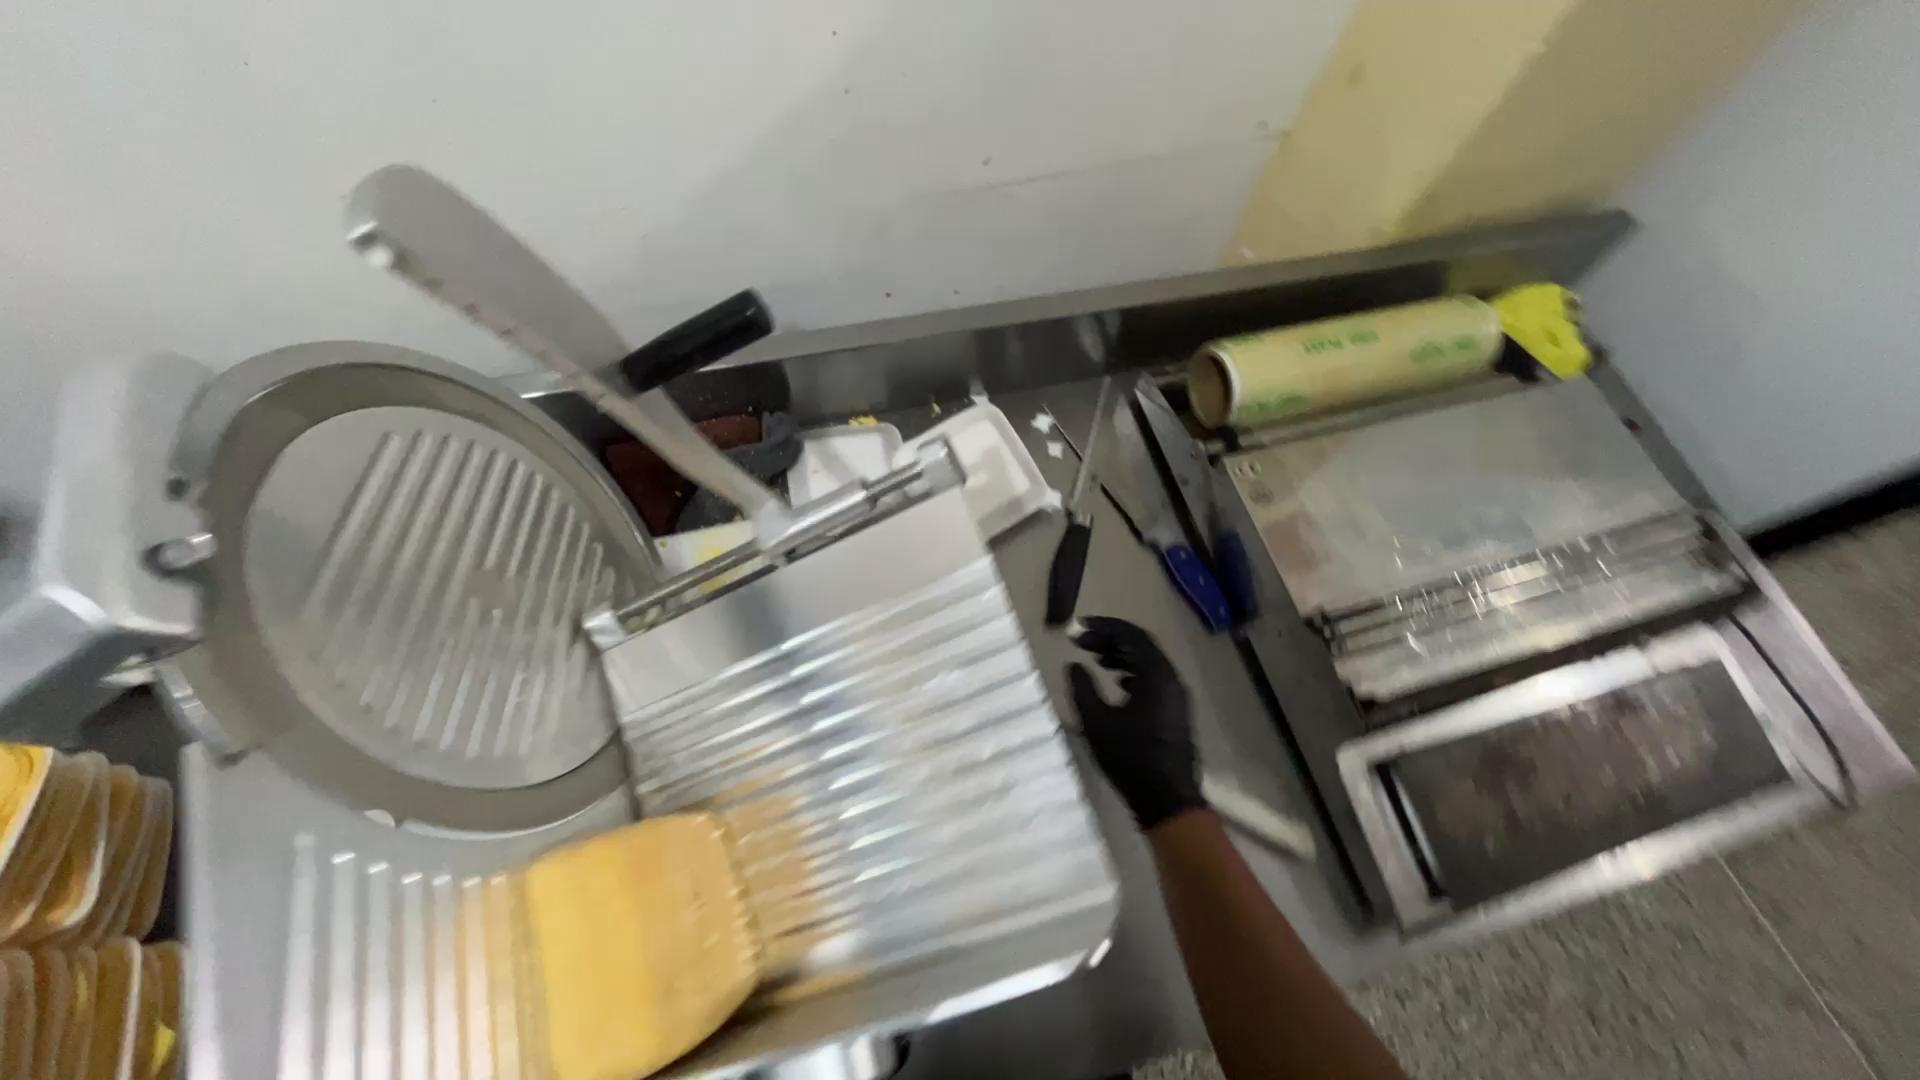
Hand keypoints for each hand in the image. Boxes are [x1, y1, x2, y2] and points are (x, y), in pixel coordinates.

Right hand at [1066, 616, 1201, 830]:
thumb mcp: (1096, 721)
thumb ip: (1082, 687)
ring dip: (1122, 656)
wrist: (1166, 799)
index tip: (1080, 627)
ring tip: (1095, 659)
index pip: (1132, 635)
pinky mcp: (1175, 712)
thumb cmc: (1129, 757)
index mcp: (1156, 675)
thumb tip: (1074, 664)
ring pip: (1149, 663)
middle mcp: (1172, 679)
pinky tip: (1116, 684)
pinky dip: (1133, 673)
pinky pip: (1154, 679)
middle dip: (1111, 639)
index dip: (1105, 626)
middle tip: (1082, 642)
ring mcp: (1177, 696)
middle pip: (1142, 646)